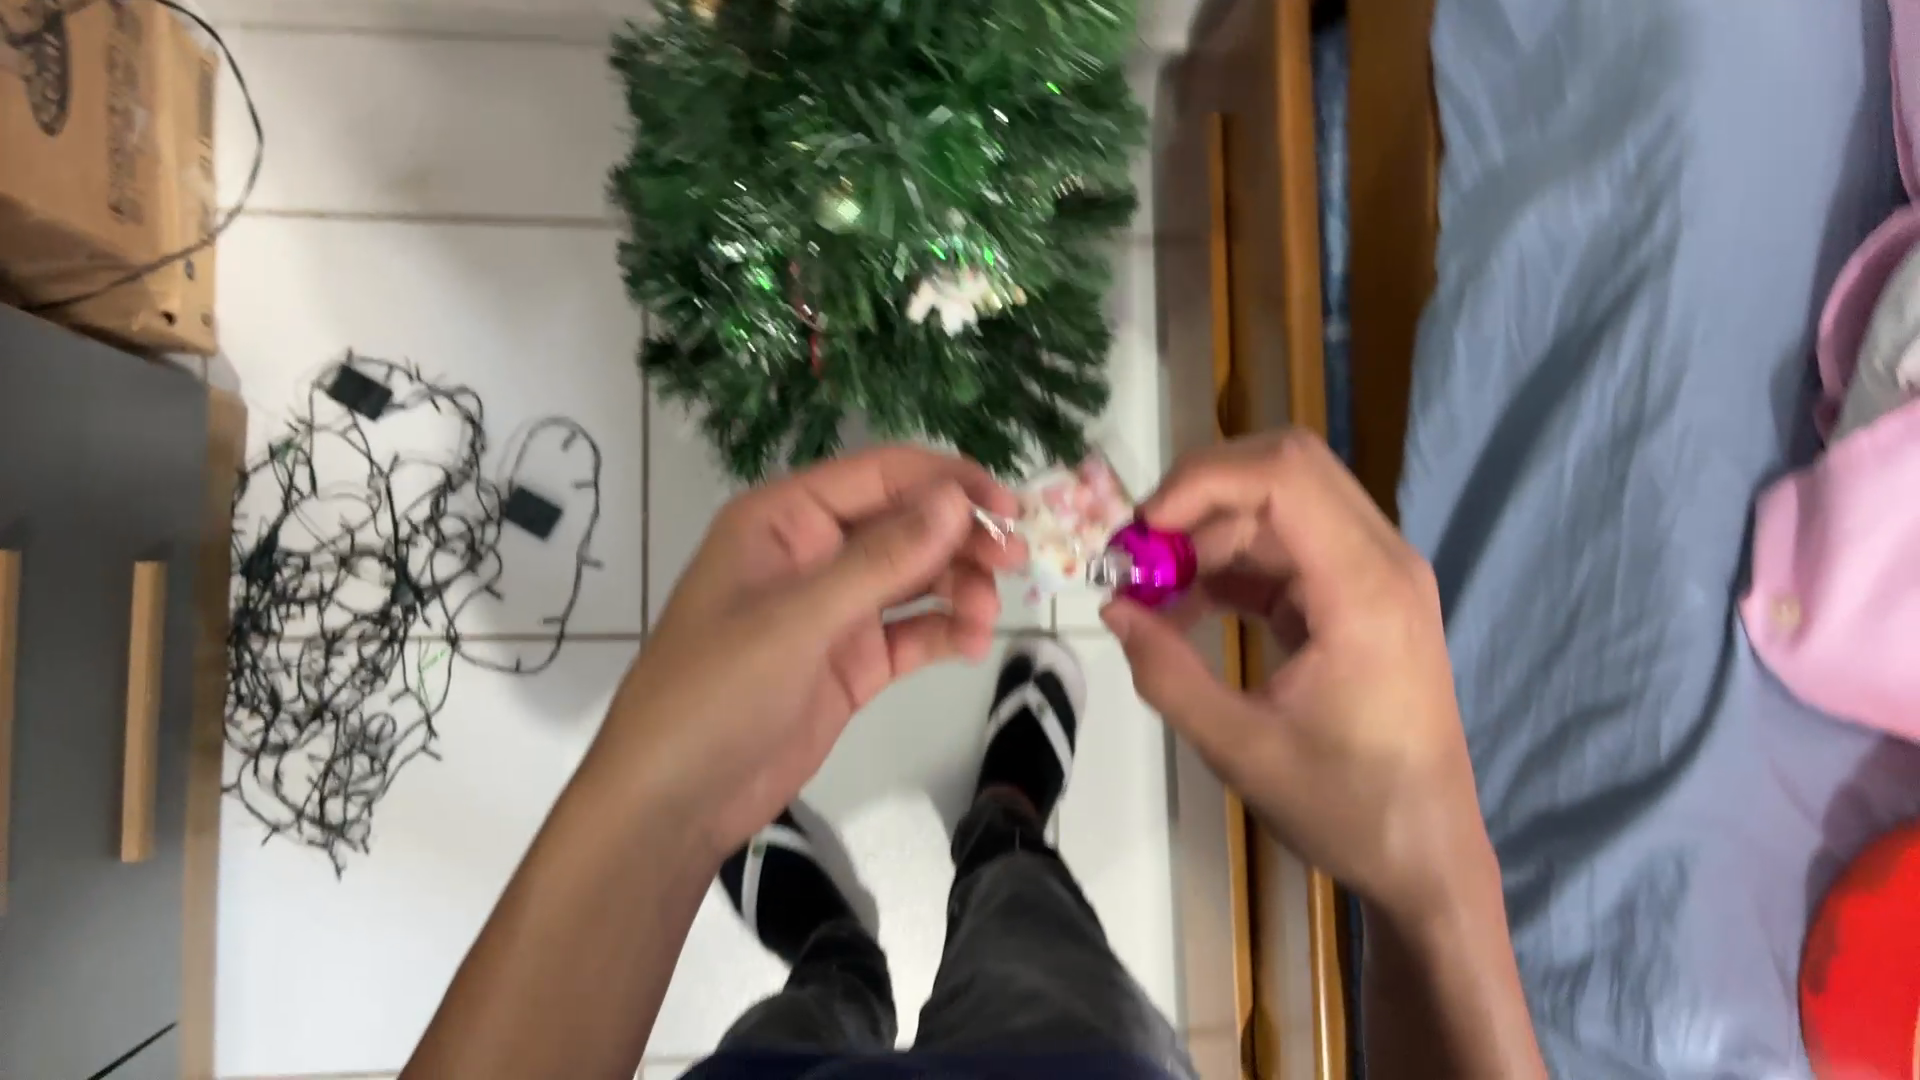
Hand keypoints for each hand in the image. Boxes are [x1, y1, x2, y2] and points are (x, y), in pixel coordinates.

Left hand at [594, 445, 1023, 862]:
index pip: (881, 477)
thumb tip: (955, 499)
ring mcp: (834, 610)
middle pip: (906, 525)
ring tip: (988, 615)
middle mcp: (814, 554)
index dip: (947, 483)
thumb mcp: (799, 619)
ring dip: (959, 587)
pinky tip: (972, 643)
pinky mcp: (851, 661)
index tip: (1007, 507)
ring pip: (915, 578)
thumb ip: (881, 558)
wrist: (675, 802)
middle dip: (961, 538)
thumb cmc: (716, 692)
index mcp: (787, 520)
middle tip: (1015, 561)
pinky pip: (910, 632)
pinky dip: (944, 632)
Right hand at [1101, 432, 1488, 922]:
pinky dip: (1227, 563)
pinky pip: (1282, 547)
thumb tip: (1113, 608)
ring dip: (1205, 534)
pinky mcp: (1355, 595)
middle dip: (1197, 496)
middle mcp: (1379, 560)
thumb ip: (1166, 672)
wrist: (1427, 858)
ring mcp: (1372, 574)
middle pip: (1283, 468)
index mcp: (1364, 589)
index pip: (1282, 476)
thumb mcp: (1238, 748)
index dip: (1199, 483)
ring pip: (1276, 505)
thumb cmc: (1345, 808)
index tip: (1139, 536)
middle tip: (1139, 552)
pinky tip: (1185, 608)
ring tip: (1149, 591)